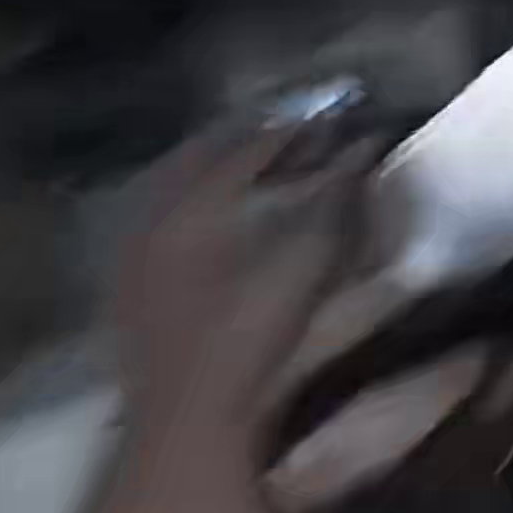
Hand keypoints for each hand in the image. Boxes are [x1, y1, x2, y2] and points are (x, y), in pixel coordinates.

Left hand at [115, 120, 379, 439]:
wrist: (199, 400)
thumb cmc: (263, 315)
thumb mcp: (315, 245)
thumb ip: (341, 186)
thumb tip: (371, 140)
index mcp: (197, 206)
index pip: (253, 145)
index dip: (301, 124)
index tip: (341, 112)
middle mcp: (158, 217)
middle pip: (207, 155)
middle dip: (258, 136)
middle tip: (307, 126)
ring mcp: (141, 248)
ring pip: (187, 183)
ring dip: (235, 165)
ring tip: (284, 159)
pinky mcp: (142, 275)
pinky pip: (177, 211)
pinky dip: (215, 194)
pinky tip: (246, 202)